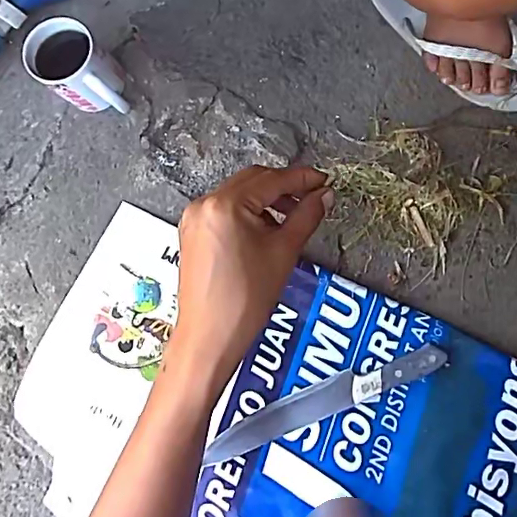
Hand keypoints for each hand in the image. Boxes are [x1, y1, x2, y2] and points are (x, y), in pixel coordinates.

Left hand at [167, 167, 332, 388]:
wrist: (211, 336)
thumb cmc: (243, 300)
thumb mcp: (285, 251)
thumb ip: (306, 216)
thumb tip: (323, 196)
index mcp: (226, 205)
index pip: (272, 180)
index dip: (303, 179)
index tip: (323, 182)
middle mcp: (204, 205)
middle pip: (253, 180)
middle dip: (285, 186)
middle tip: (313, 196)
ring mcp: (195, 219)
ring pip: (239, 193)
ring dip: (268, 198)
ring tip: (294, 214)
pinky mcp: (194, 233)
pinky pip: (226, 210)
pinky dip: (250, 212)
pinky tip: (269, 228)